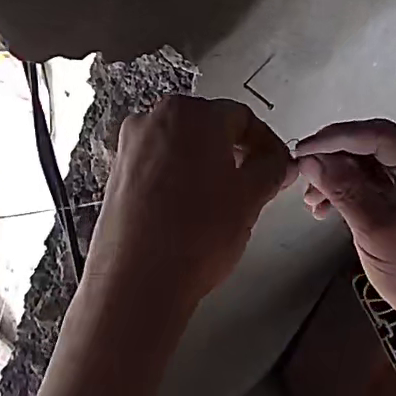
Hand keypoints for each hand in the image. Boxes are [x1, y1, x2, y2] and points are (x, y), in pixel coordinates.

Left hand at [89, 96, 291, 303]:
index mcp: (191, 115)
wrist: (139, 280)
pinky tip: (197, 213)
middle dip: (237, 153)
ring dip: (209, 168)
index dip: (268, 143)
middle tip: (259, 181)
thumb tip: (277, 163)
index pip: (243, 118)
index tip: (277, 164)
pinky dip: (182, 181)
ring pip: (183, 148)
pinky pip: (160, 168)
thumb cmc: (191, 237)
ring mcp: (131, 148)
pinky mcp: (118, 176)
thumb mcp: (251, 197)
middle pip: (209, 128)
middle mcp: (154, 122)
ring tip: (228, 203)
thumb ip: (271, 169)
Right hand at [294, 119, 395, 333]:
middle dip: (335, 158)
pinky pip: (374, 184)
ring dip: (337, 177)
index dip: (338, 138)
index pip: (381, 137)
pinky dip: (348, 191)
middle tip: (303, 173)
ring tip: (311, 200)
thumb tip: (311, 160)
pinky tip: (324, 208)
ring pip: (370, 165)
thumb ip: (344, 190)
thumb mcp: (375, 230)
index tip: (304, 150)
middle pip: (374, 147)